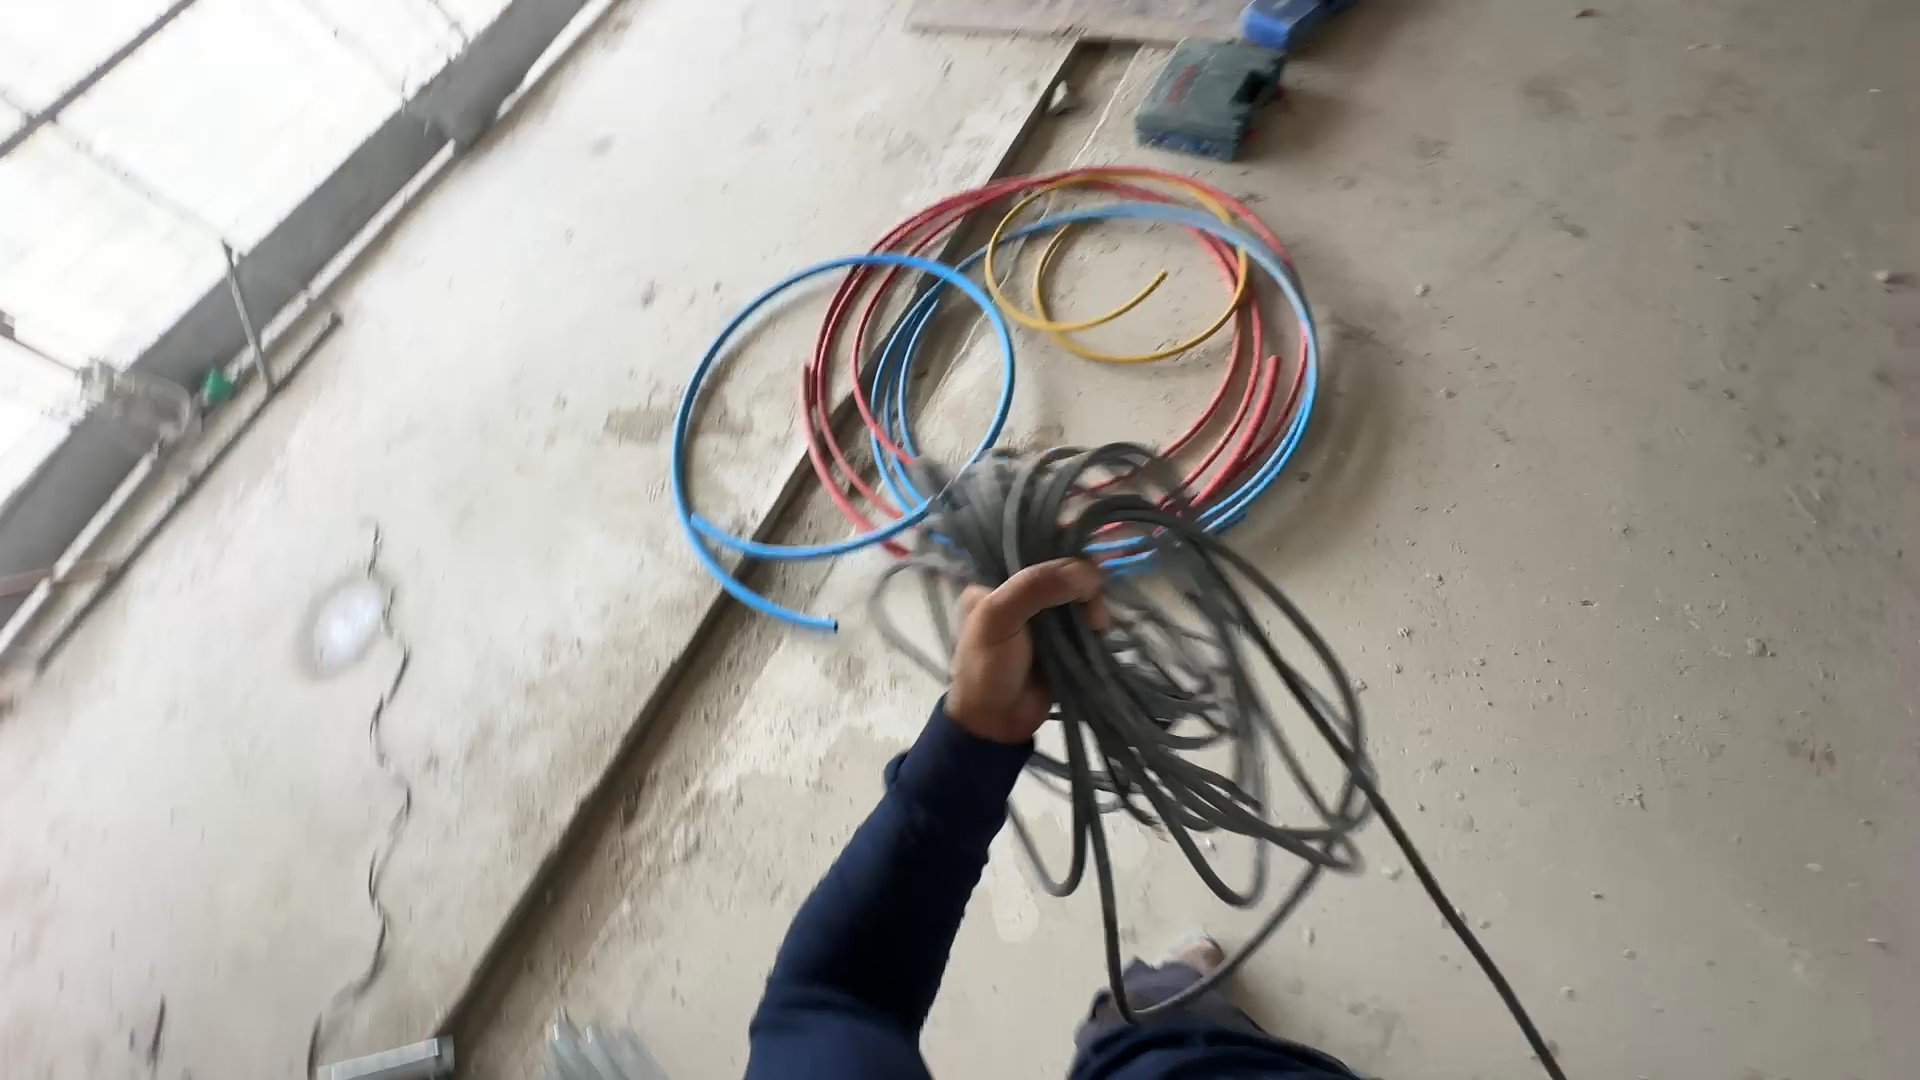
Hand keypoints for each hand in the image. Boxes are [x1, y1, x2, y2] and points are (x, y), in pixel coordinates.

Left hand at [945, 558, 1107, 744]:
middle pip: (1061, 566)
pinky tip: (1100, 630)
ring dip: (1092, 602)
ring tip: (1097, 624)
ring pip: (1078, 591)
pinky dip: (1096, 620)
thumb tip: (1089, 572)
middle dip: (1083, 578)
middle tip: (1093, 599)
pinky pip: (1086, 616)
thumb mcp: (999, 617)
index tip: (1087, 548)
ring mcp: (1042, 613)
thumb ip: (1036, 586)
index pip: (1030, 543)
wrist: (998, 722)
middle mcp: (1018, 589)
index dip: (1060, 541)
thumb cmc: (987, 667)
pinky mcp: (1063, 636)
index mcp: (993, 577)